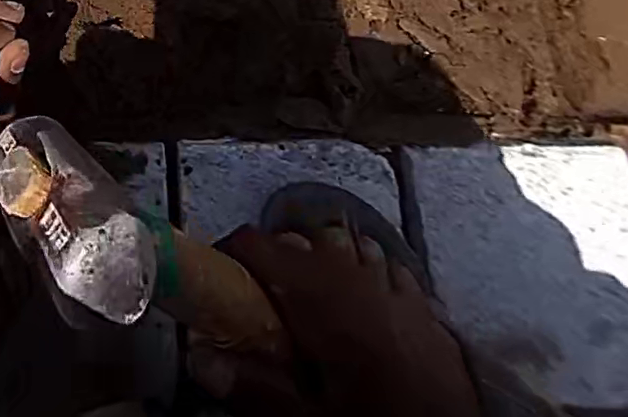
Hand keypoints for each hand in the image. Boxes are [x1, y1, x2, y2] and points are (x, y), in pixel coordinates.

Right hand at [195, 224, 480, 416]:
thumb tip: (200, 360)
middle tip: (260, 300)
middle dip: (274, 262)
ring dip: (321, 263)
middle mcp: (354, 276)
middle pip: (298, 240)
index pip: (256, 244)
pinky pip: (387, 270)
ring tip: (311, 300)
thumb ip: (256, 387)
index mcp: (319, 294)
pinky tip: (366, 307)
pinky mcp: (426, 309)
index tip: (217, 274)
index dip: (229, 253)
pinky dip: (367, 278)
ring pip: (343, 247)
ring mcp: (394, 288)